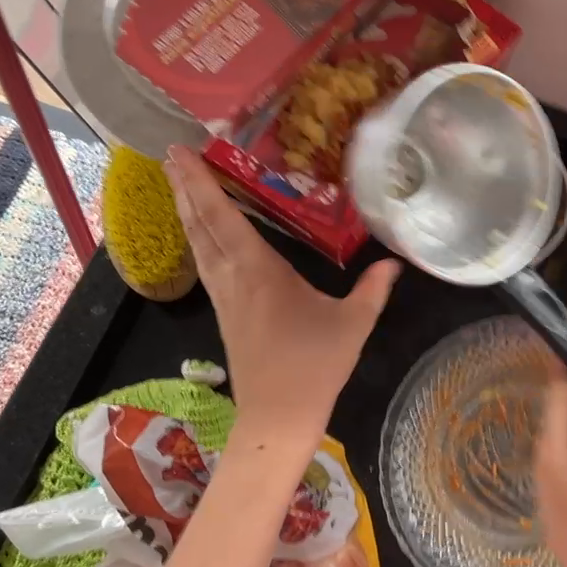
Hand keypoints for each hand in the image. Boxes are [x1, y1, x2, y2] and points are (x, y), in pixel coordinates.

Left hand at [163, 147, 398, 445]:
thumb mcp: (354, 323)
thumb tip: (394, 261)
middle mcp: (232, 278)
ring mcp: (223, 296)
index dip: (201, 183)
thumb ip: (373, 288)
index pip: (222, 218)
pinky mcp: (224, 311)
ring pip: (197, 243)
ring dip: (187, 209)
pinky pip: (205, 261)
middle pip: (199, 225)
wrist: (278, 415)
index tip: (181, 151)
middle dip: (184, 187)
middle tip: (172, 153)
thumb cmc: (315, 365)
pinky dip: (198, 235)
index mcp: (259, 272)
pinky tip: (202, 231)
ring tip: (180, 181)